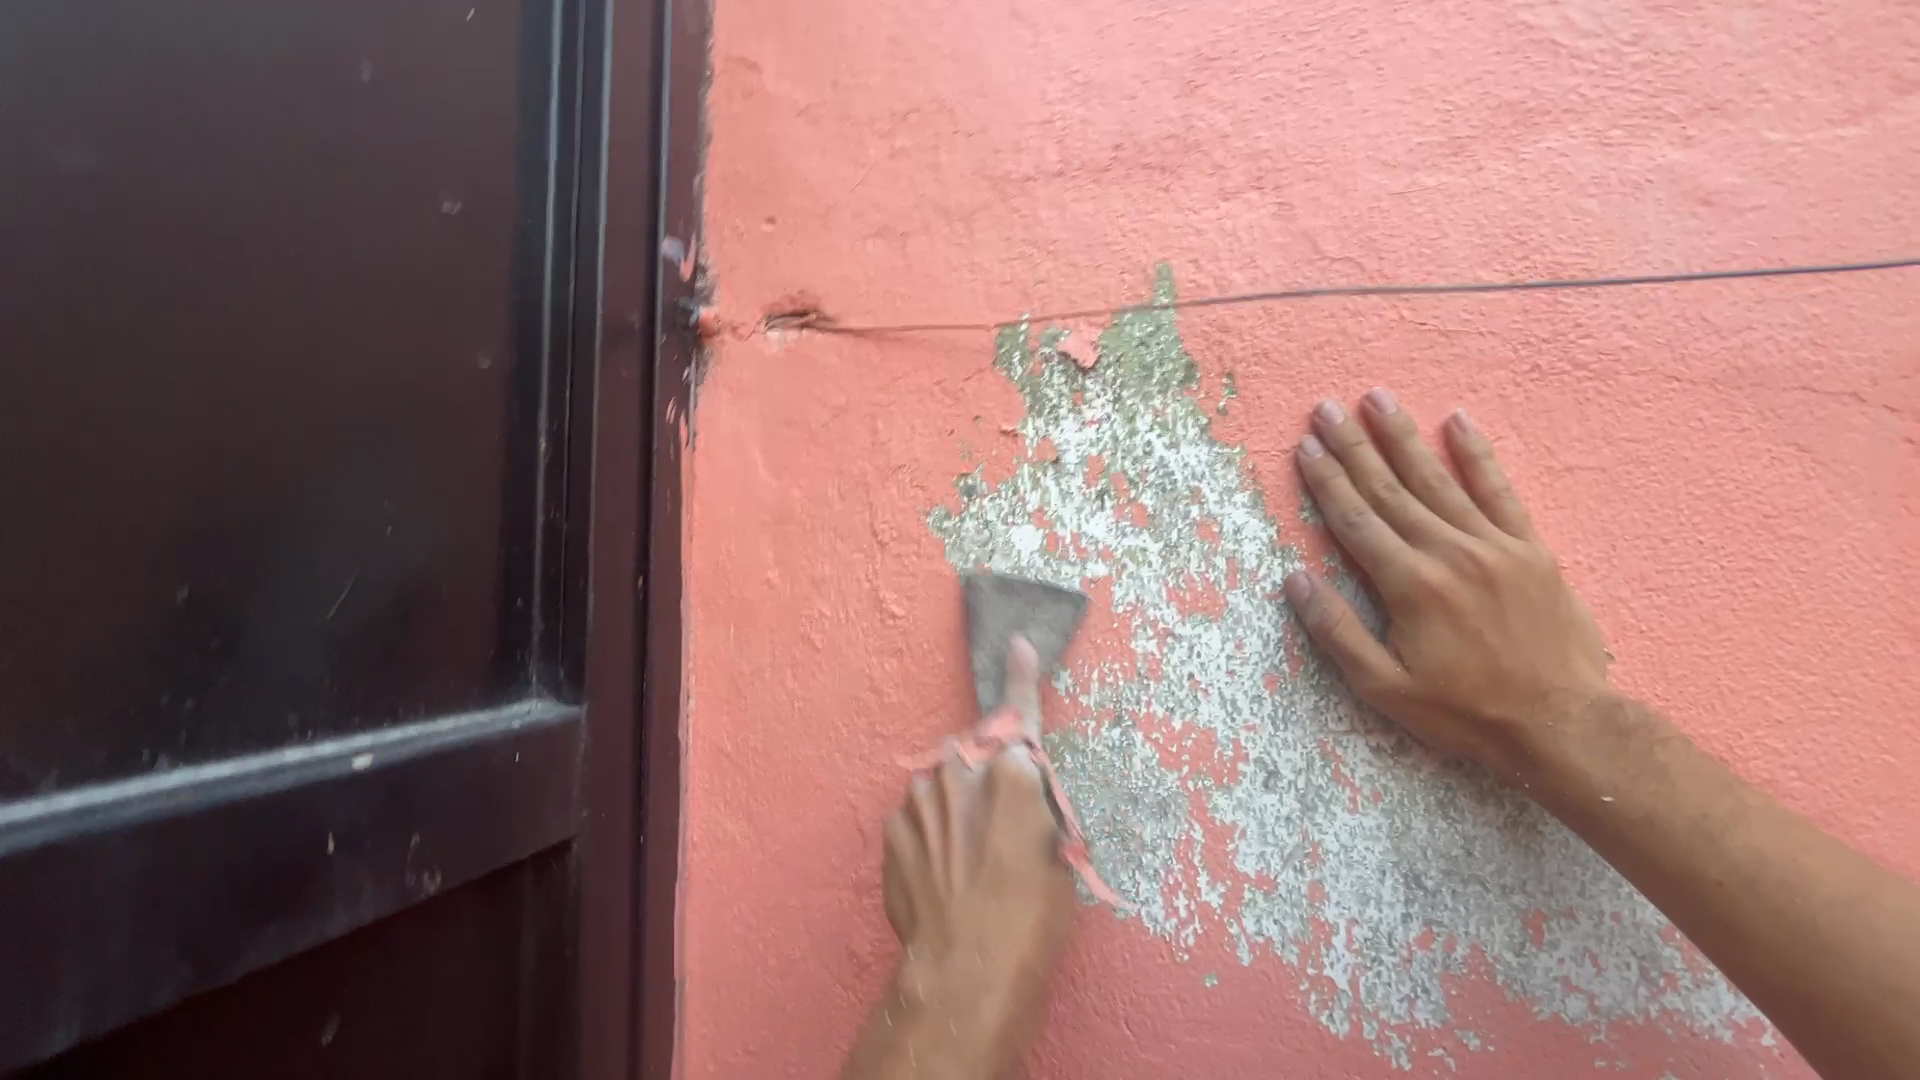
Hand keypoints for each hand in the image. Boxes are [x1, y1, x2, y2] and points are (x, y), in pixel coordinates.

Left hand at [871, 638, 1075, 1078]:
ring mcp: (922, 795)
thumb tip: (1024, 790)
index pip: (1019, 714)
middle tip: (999, 833)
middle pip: (978, 757)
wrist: (966, 971)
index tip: (1017, 645)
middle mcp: (962, 770)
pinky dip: (931, 831)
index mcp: (1013, 773)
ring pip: (945, 785)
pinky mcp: (893, 823)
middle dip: (989, 780)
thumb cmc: (1032, 918)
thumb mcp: (1061, 856)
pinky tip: (940, 871)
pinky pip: (919, 813)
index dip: (1021, 678)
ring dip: (957, 807)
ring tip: (967, 861)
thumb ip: (1039, 805)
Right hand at [1282, 389, 1613, 773]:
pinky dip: (1477, 455)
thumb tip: (1295, 578)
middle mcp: (1449, 552)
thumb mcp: (1382, 687)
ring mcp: (1494, 545)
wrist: (1564, 727)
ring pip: (1437, 479)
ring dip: (1402, 436)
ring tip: (1376, 398)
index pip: (1355, 518)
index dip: (1326, 480)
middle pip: (1389, 488)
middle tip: (1325, 407)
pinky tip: (1458, 422)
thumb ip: (1336, 630)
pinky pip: (1500, 491)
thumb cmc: (1463, 712)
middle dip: (1352, 445)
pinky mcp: (1531, 549)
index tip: (1304, 445)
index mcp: (1409, 584)